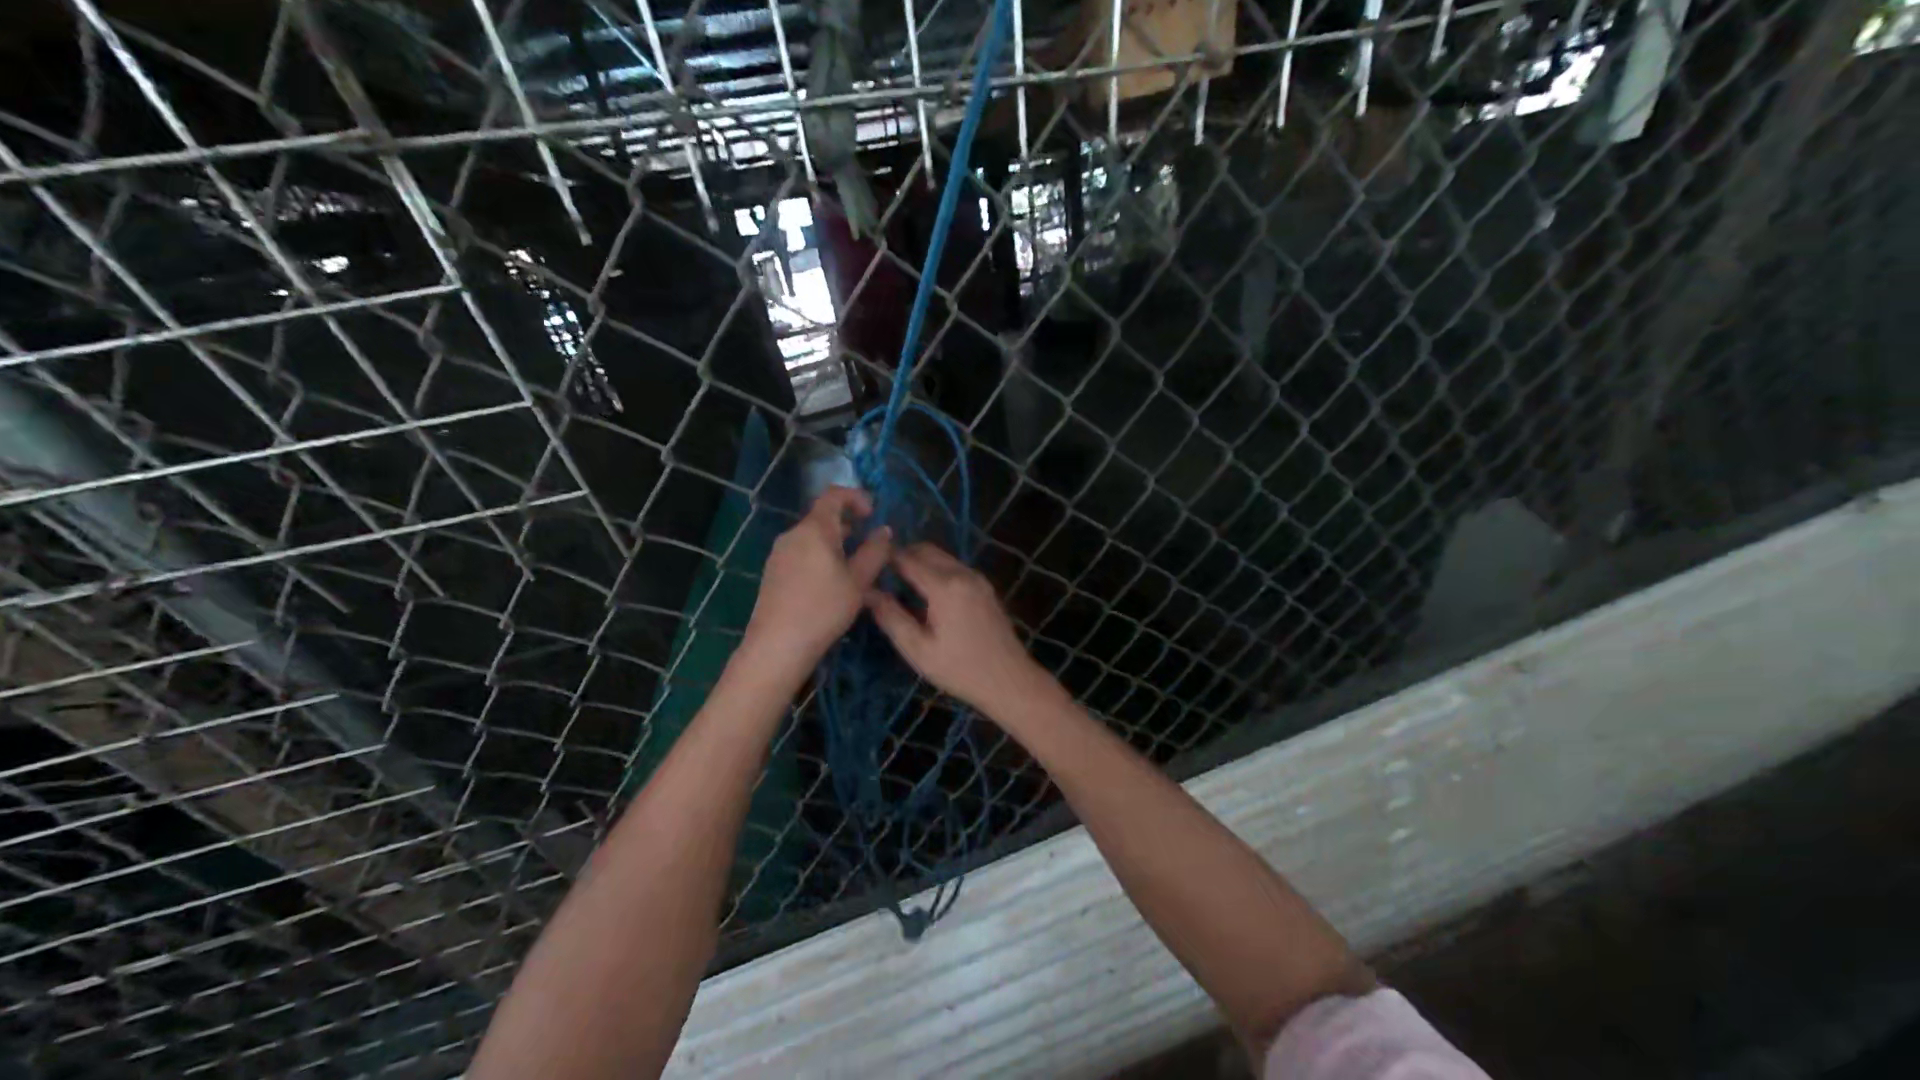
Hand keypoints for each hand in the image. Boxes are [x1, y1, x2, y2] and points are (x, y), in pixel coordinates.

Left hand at [743, 487, 890, 677]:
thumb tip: (884, 530)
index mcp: (815, 529)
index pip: (834, 495)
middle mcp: (793, 534)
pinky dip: (820, 555)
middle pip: (822, 516)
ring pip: (812, 536)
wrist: (777, 644)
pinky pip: (801, 552)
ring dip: (835, 542)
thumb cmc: (823, 608)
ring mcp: (779, 553)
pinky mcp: (773, 572)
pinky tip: (830, 583)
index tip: (873, 513)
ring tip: (854, 566)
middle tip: (869, 544)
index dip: (856, 496)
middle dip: (848, 523)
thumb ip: (875, 551)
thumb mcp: (859, 581)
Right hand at [864, 543, 1056, 718]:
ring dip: (920, 562)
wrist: (1010, 681)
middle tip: (882, 575)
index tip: (867, 565)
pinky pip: (955, 568)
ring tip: (900, 585)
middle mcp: (963, 573)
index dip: (884, 558)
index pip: (907, 558)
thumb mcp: (918, 649)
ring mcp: (978, 579)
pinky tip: (927, 595)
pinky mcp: (986, 588)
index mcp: (944, 586)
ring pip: (942, 557)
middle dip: (902, 556)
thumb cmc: (959, 669)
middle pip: (926, 550)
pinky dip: (937, 570)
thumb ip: (890, 617)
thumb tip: (867, 591)